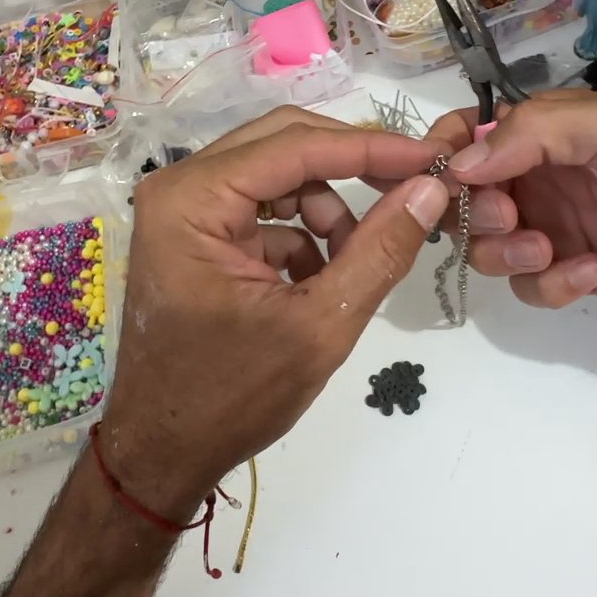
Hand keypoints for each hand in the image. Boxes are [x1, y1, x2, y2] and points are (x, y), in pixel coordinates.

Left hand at [98, 107, 450, 516]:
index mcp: (191, 198)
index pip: (294, 145)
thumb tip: (430, 187)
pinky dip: (302, 234)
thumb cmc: (232, 397)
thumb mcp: (320, 325)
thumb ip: (379, 251)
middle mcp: (179, 187)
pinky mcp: (199, 235)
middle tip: (407, 190)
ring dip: (326, 207)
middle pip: (283, 143)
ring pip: (277, 174)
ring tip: (351, 261)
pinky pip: (264, 209)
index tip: (430, 158)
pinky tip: (317, 280)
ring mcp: (185, 210)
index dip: (369, 147)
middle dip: (350, 166)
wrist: (165, 453)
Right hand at [426, 90, 596, 345]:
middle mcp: (547, 175)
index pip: (474, 130)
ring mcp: (559, 227)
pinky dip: (550, 284)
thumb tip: (460, 162)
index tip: (437, 178)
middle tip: (512, 218)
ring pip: (488, 243)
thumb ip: (541, 131)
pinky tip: (595, 274)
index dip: (445, 150)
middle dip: (477, 209)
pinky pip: (526, 285)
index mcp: (556, 129)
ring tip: (554, 252)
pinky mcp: (574, 276)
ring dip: (507, 250)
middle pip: (468, 193)